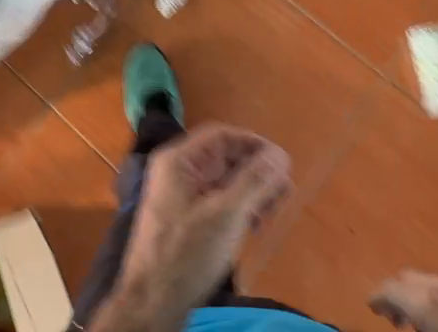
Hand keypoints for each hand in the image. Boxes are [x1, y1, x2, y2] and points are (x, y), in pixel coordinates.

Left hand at [113, 125, 291, 320]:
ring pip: (223, 181)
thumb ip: (254, 181)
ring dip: (251, 192)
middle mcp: (177, 172)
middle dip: (256, 171)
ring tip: (273, 212)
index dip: (252, 144)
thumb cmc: (187, 253)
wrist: (152, 303)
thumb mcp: (226, 214)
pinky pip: (218, 201)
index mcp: (178, 161)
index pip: (220, 136)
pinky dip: (239, 208)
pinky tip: (255, 226)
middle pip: (223, 158)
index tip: (282, 162)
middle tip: (285, 192)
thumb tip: (280, 155)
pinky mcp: (186, 219)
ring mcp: (180, 196)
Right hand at [369, 272, 437, 331]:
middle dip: (396, 293)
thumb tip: (399, 321)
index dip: (377, 297)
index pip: (390, 288)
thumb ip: (412, 326)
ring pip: (432, 280)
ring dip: (419, 295)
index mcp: (427, 302)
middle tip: (393, 319)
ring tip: (420, 322)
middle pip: (408, 277)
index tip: (371, 308)